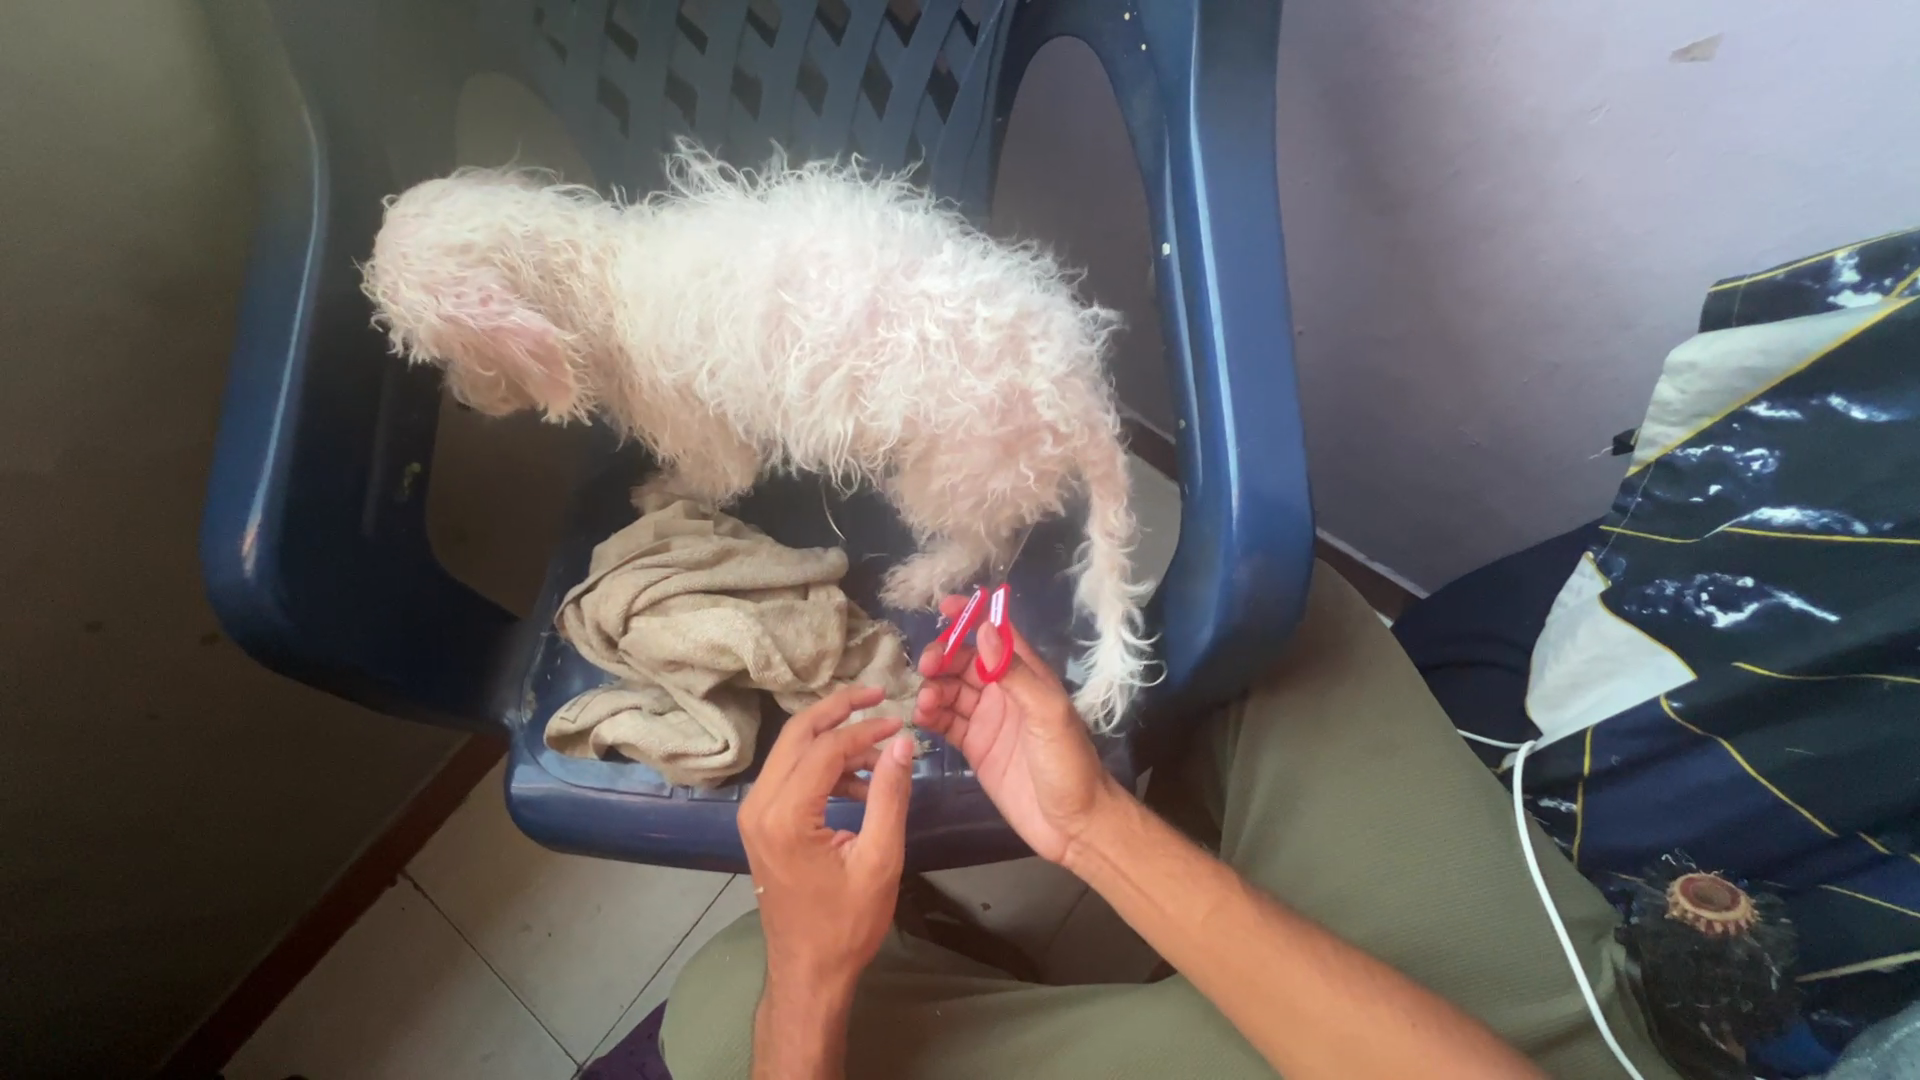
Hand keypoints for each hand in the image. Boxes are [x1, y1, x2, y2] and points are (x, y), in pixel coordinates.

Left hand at [740, 685, 914, 999]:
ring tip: (881, 752)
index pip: (826, 748)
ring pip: (792, 749)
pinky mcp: (761, 822)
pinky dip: (824, 765)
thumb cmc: (845, 924)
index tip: (899, 723)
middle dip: (839, 709)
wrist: (807, 974)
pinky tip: (860, 780)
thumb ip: (890, 796)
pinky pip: (791, 773)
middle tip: (877, 695)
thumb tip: (903, 742)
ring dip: (834, 739)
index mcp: (785, 816)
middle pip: (797, 733)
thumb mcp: (880, 860)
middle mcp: (760, 805)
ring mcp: (755, 813)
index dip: (865, 729)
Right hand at [913, 599, 1121, 863]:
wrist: (1073, 825)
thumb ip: (1014, 673)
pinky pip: (946, 722)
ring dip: (934, 688)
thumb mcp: (1047, 713)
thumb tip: (986, 629)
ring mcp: (988, 719)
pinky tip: (921, 717)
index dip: (971, 617)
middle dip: (943, 657)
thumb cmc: (1069, 763)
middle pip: (965, 661)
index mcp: (1027, 675)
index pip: (997, 634)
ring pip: (951, 690)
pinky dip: (931, 715)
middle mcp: (1005, 692)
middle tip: (926, 667)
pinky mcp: (975, 747)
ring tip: (925, 701)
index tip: (944, 607)